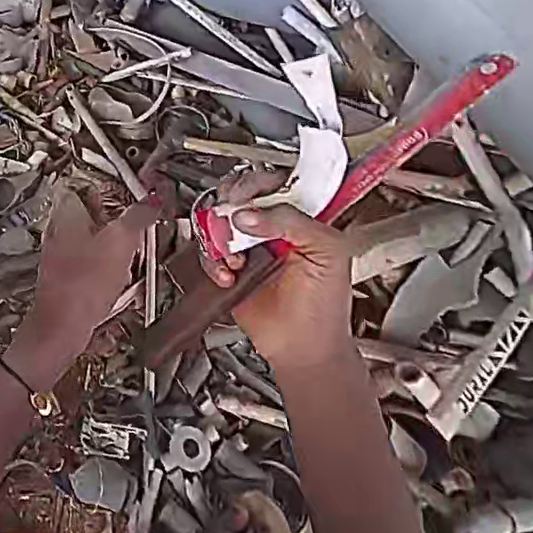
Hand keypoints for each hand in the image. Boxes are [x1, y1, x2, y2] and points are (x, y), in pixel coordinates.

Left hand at [4, 187, 159, 388]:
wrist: (63, 327)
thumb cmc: (82, 285)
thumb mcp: (121, 241)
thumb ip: (138, 216)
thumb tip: (153, 200)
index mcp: (66, 215)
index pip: (84, 186)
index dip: (109, 188)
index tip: (131, 195)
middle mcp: (59, 233)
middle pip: (94, 216)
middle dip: (118, 223)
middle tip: (136, 231)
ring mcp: (61, 257)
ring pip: (96, 242)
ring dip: (117, 249)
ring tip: (131, 259)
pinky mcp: (68, 280)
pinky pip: (95, 267)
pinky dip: (110, 271)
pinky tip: (120, 282)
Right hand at [199, 168, 354, 369]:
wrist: (302, 349)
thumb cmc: (325, 307)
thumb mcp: (327, 252)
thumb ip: (293, 222)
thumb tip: (247, 214)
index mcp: (301, 217)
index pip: (275, 183)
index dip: (257, 183)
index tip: (247, 196)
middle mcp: (271, 228)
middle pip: (239, 196)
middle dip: (231, 207)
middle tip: (233, 221)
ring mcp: (247, 247)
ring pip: (217, 221)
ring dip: (220, 237)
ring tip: (235, 258)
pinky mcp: (227, 268)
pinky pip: (206, 252)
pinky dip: (211, 261)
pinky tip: (229, 276)